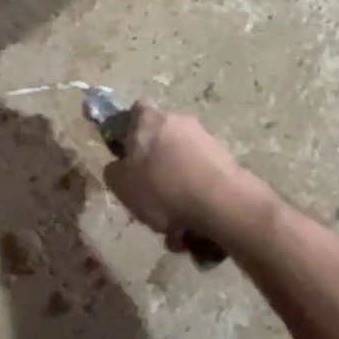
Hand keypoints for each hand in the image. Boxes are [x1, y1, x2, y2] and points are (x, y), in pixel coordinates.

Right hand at [103, 102, 265, 246]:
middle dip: (155, 167)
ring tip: (173, 225)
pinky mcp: (224, 159)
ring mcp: (204, 138)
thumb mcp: (121, 184)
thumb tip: (119, 166)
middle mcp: (178, 120)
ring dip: (176, 190)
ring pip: (181, 164)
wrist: (218, 201)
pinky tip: (192, 227)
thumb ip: (114, 171)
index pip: (135, 111)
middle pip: (161, 140)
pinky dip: (195, 199)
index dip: (129, 131)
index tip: (127, 154)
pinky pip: (201, 179)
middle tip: (149, 196)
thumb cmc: (161, 186)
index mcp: (149, 119)